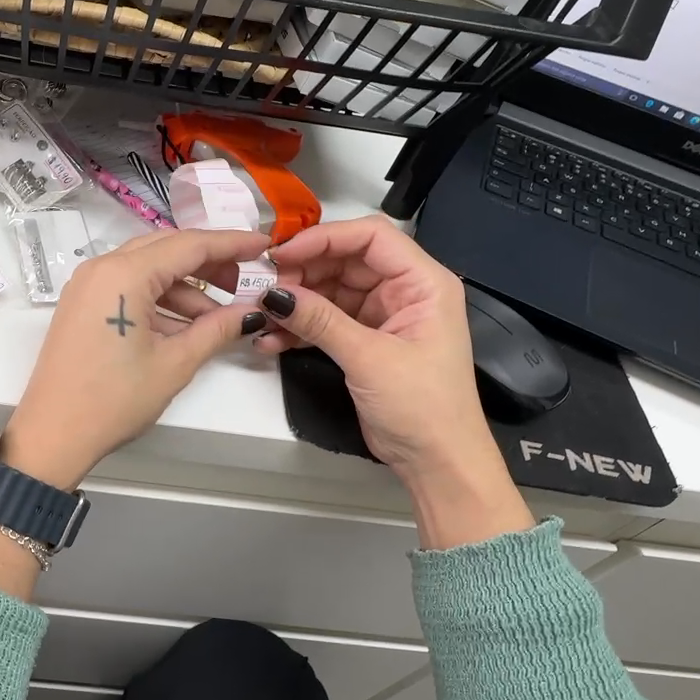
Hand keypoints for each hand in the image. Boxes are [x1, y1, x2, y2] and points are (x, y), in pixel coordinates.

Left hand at [1, 228, 272, 489]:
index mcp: (124, 274)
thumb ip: (216, 330)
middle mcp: (101, 267)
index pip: (189, 245)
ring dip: (184, 287)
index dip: (231, 243)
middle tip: (243, 283)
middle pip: (166, 249)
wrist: (54, 434)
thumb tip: (252, 312)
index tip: (264, 245)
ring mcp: (87, 285)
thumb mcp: (175, 363)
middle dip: (208, 263)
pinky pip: (127, 286)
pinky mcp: (81, 305)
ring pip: (147, 268)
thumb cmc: (115, 399)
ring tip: (218, 317)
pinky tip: (185, 326)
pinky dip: (159, 299)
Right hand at [255, 216, 532, 547]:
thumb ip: (320, 321)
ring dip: (295, 302)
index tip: (284, 254)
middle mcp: (404, 292)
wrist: (437, 461)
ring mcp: (382, 316)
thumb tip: (276, 294)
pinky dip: (299, 328)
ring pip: (329, 291)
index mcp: (423, 283)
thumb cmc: (427, 410)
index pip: (370, 237)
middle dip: (303, 272)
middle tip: (265, 286)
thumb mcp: (369, 359)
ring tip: (263, 315)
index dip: (324, 238)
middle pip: (344, 261)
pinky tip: (272, 339)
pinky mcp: (365, 341)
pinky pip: (325, 321)